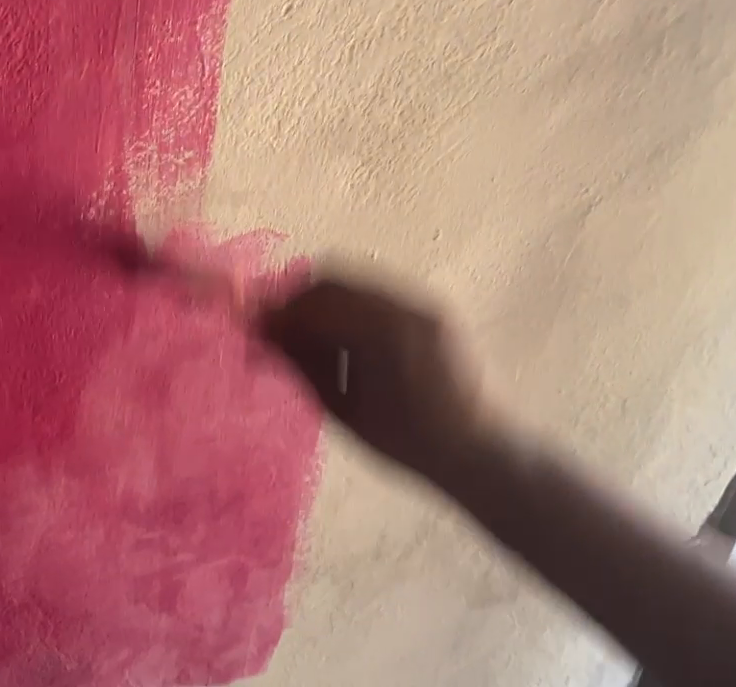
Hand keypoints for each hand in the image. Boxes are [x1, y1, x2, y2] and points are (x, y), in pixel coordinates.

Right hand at [256, 275, 507, 489]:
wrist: (486, 455)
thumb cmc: (410, 443)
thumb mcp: (343, 408)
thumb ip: (300, 362)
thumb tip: (258, 331)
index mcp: (389, 332)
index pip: (314, 301)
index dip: (277, 309)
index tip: (250, 326)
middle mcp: (408, 305)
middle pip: (329, 281)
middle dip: (294, 301)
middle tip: (271, 331)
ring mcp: (421, 303)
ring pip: (348, 282)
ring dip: (317, 304)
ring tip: (302, 338)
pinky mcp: (427, 308)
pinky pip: (370, 294)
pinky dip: (343, 309)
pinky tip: (337, 340)